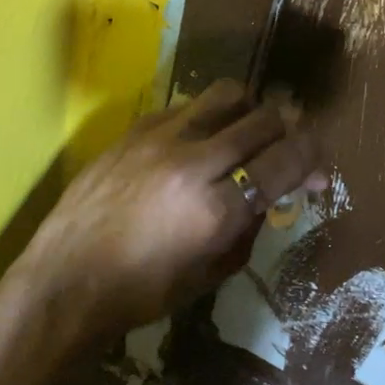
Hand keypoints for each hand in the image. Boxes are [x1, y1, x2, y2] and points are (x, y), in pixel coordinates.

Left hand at [10, 80, 326, 346]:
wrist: (66, 275)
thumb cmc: (140, 290)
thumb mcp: (209, 274)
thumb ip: (248, 229)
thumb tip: (272, 193)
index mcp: (215, 209)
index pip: (285, 160)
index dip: (313, 157)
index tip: (318, 166)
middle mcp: (193, 161)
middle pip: (263, 118)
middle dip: (287, 131)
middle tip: (287, 149)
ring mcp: (162, 136)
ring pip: (228, 94)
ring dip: (249, 110)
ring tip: (246, 132)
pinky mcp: (137, 126)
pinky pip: (189, 105)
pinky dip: (207, 118)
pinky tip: (199, 141)